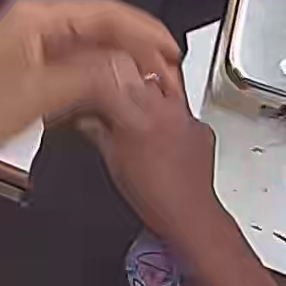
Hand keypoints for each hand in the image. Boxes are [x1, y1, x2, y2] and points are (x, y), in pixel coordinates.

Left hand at [0, 0, 180, 174]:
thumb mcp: (36, 94)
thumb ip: (91, 77)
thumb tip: (133, 70)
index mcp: (33, 17)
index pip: (103, 12)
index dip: (142, 29)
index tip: (167, 48)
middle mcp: (35, 26)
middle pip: (101, 25)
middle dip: (137, 46)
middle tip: (166, 67)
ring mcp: (33, 49)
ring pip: (93, 47)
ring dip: (123, 63)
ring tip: (150, 80)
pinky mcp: (32, 72)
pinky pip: (79, 67)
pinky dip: (104, 78)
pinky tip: (118, 92)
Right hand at [78, 66, 235, 260]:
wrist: (188, 213)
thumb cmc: (152, 196)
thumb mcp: (113, 161)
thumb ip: (97, 131)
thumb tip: (85, 117)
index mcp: (137, 115)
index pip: (114, 76)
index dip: (100, 75)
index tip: (92, 82)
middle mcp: (164, 109)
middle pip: (142, 71)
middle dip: (126, 74)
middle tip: (115, 85)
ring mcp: (186, 116)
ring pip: (166, 82)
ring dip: (150, 85)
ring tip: (139, 104)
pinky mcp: (200, 125)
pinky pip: (182, 107)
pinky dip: (170, 110)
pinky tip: (162, 128)